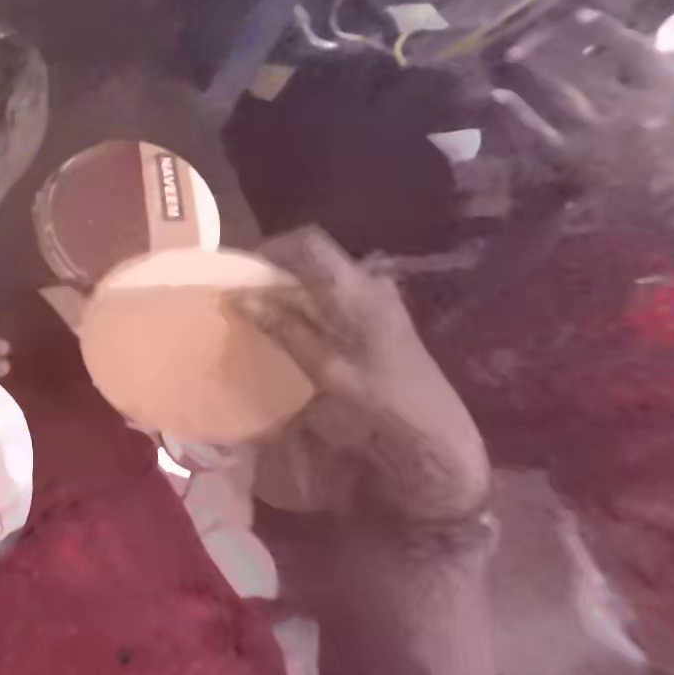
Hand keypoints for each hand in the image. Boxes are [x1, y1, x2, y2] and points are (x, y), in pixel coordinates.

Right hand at [228, 228, 489, 521]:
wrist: (436, 431)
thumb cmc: (379, 399)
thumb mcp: (323, 366)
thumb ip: (281, 327)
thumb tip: (237, 296)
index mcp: (354, 290)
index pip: (307, 243)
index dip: (269, 247)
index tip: (240, 271)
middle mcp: (368, 282)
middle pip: (312, 256)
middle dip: (273, 269)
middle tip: (244, 294)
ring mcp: (378, 295)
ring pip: (321, 273)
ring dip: (288, 285)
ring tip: (262, 311)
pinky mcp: (380, 311)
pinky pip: (332, 290)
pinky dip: (305, 298)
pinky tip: (293, 326)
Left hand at [490, 8, 673, 220]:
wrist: (667, 194)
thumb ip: (651, 72)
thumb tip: (614, 41)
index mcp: (665, 89)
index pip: (633, 49)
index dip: (603, 29)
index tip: (578, 13)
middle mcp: (629, 106)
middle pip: (586, 68)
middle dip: (554, 48)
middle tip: (526, 35)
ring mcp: (594, 131)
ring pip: (558, 93)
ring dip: (533, 72)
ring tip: (512, 54)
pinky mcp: (568, 153)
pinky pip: (535, 128)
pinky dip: (515, 110)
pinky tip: (496, 94)